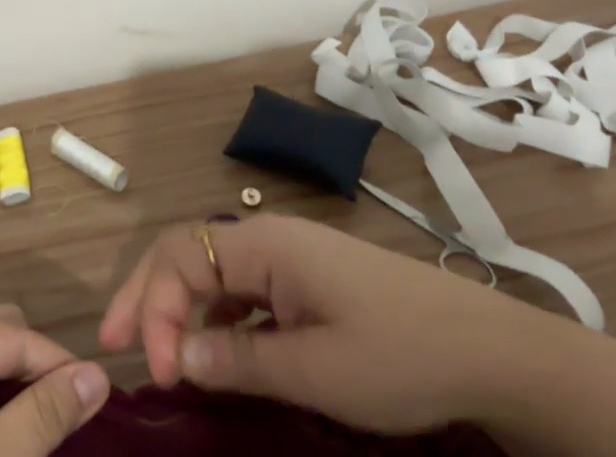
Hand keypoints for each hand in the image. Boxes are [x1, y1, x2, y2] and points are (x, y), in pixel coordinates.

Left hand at [0, 304, 111, 456]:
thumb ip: (44, 413)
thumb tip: (100, 374)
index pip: (16, 336)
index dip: (60, 365)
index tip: (102, 398)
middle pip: (6, 344)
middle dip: (41, 378)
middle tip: (75, 420)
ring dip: (27, 396)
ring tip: (54, 430)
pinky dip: (6, 411)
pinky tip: (24, 436)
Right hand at [99, 214, 589, 434]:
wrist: (499, 354)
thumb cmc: (405, 356)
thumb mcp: (318, 371)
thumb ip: (240, 362)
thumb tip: (178, 359)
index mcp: (266, 244)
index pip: (180, 258)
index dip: (153, 309)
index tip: (162, 375)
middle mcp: (271, 240)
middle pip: (187, 255)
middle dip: (147, 297)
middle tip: (115, 345)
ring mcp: (293, 261)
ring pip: (215, 276)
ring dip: (180, 311)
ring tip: (164, 360)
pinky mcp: (312, 285)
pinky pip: (247, 295)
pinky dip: (220, 323)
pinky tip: (220, 359)